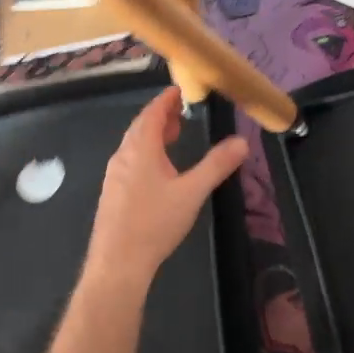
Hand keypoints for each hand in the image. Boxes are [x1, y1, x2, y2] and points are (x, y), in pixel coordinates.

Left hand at [87, 88, 246, 291]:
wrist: (117, 263)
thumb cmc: (154, 223)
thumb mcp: (192, 193)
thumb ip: (216, 165)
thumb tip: (242, 142)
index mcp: (140, 149)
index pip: (152, 113)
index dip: (165, 99)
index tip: (179, 90)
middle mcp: (123, 157)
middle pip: (140, 127)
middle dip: (160, 116)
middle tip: (180, 112)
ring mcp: (114, 176)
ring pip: (133, 145)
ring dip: (152, 135)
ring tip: (172, 137)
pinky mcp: (112, 194)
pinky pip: (129, 161)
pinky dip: (145, 153)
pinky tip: (157, 171)